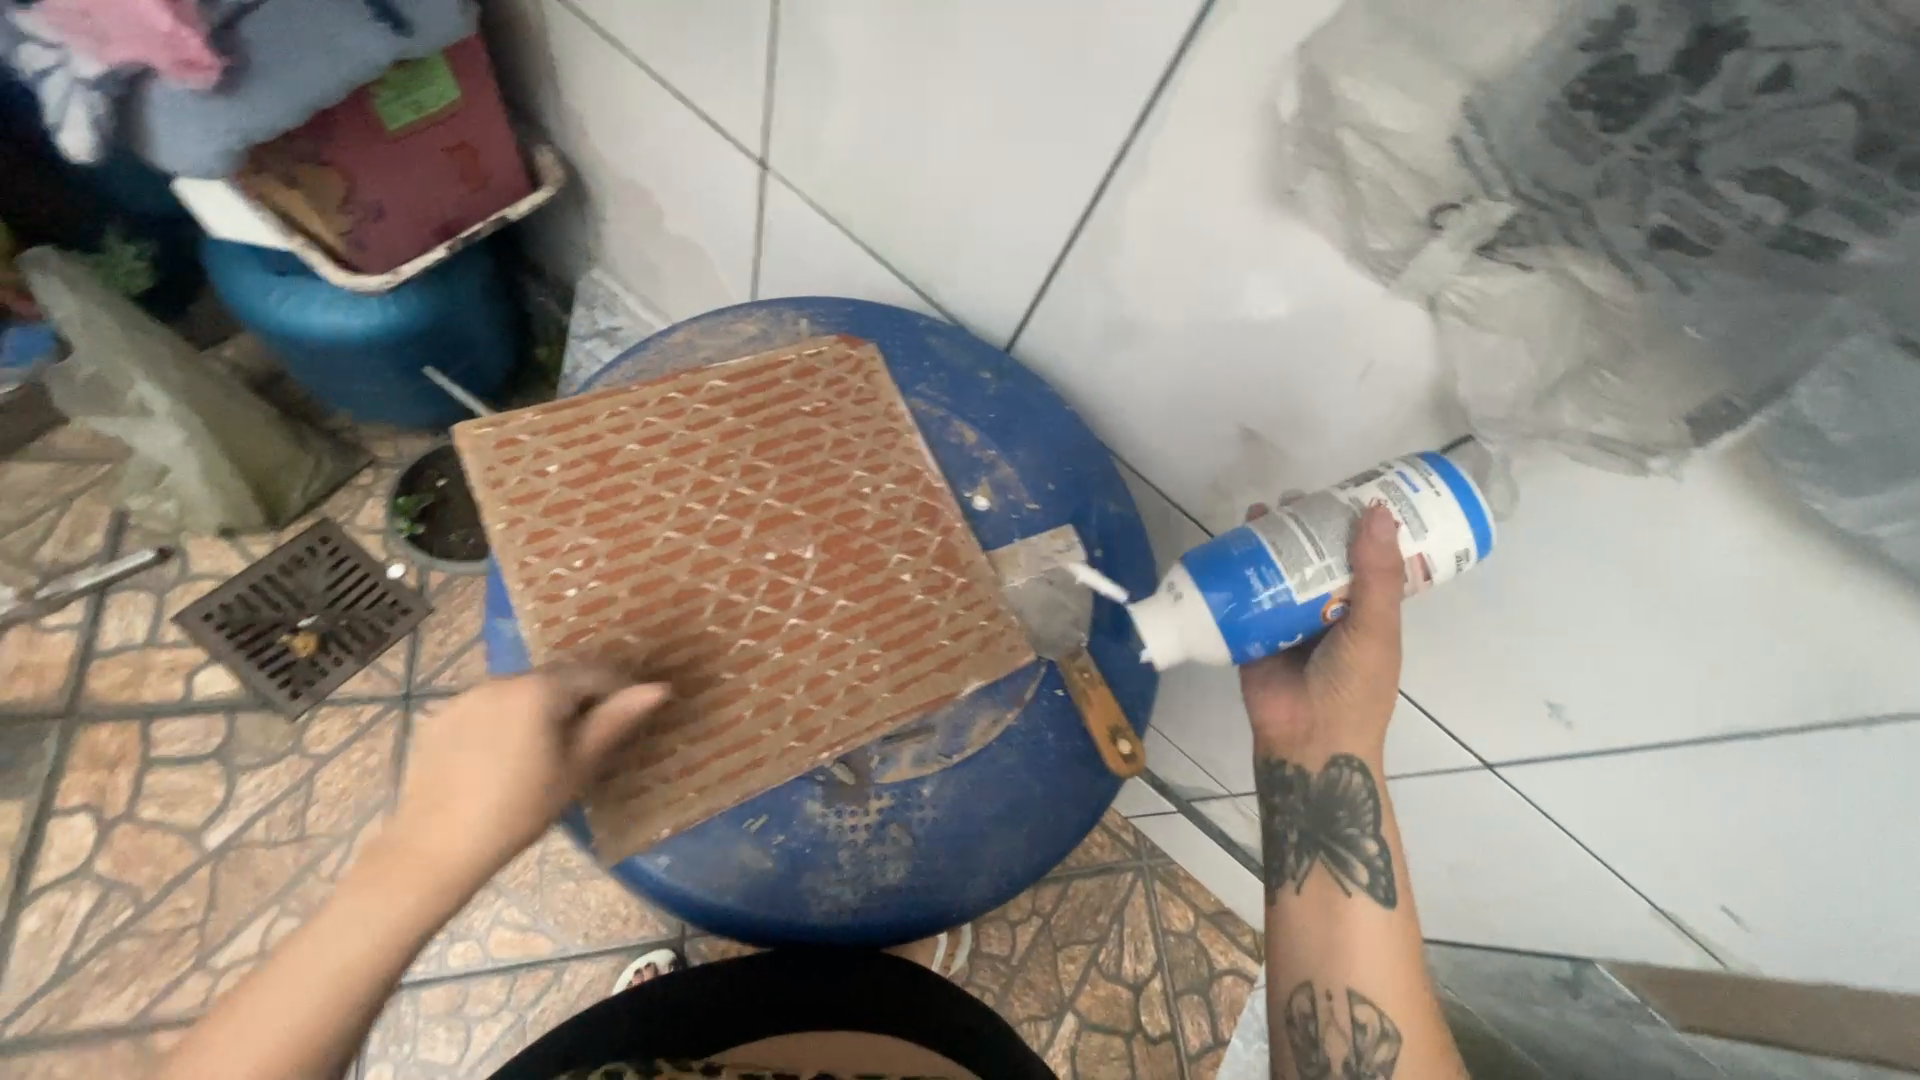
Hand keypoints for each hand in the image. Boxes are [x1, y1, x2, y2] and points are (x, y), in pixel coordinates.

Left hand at [385, 665, 669, 887]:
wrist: (434, 849)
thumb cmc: (520, 809)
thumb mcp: (578, 766)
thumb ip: (616, 720)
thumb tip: (659, 687)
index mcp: (540, 688)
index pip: (596, 673)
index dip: (621, 691)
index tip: (632, 716)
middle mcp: (503, 679)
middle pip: (557, 677)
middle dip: (581, 697)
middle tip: (594, 734)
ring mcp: (467, 696)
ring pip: (523, 690)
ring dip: (545, 706)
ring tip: (551, 746)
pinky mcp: (442, 717)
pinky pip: (490, 706)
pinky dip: (510, 718)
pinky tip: (509, 755)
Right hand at [1240, 502, 1403, 758]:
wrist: (1307, 738)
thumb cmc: (1355, 687)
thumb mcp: (1376, 629)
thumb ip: (1377, 574)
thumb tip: (1376, 511)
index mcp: (1364, 611)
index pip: (1361, 559)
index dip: (1352, 528)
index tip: (1340, 494)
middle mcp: (1325, 611)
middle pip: (1313, 560)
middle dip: (1302, 529)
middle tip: (1290, 499)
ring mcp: (1285, 621)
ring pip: (1277, 574)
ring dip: (1267, 544)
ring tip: (1258, 513)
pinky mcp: (1251, 632)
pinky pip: (1243, 597)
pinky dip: (1235, 572)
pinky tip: (1227, 546)